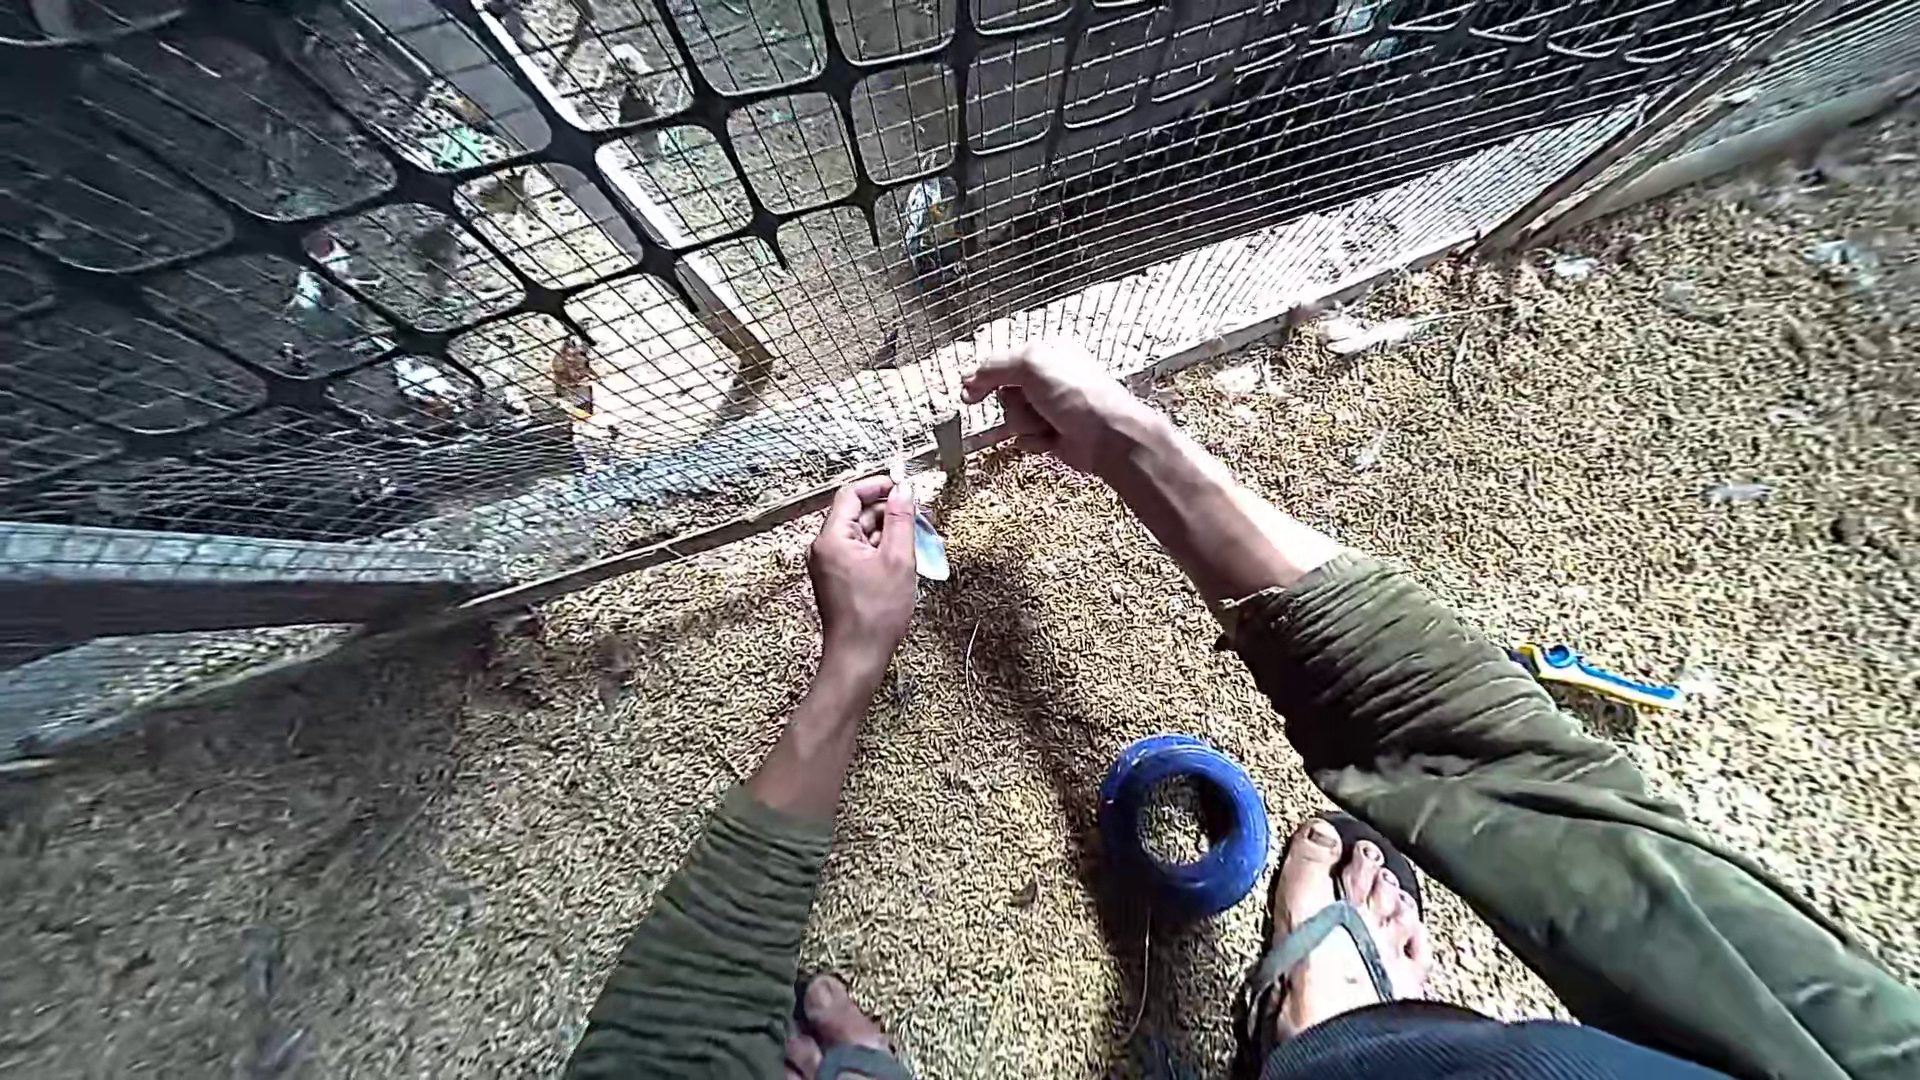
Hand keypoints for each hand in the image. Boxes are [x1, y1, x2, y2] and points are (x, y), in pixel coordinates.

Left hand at [808, 475, 916, 681]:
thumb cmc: (875, 615)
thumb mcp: (898, 560)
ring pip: (862, 534)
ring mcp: (830, 565)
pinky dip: (881, 550)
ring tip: (916, 541)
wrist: (859, 656)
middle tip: (919, 515)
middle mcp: (825, 548)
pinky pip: (860, 552)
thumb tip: (904, 491)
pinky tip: (902, 559)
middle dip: (889, 512)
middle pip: (857, 514)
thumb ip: (901, 520)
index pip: (852, 494)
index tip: (903, 487)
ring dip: (888, 532)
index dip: (879, 486)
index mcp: (832, 539)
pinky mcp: (838, 579)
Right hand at [959, 340, 1157, 475]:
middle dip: (1014, 403)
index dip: (985, 378)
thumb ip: (994, 368)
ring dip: (1025, 423)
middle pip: (1004, 393)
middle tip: (1033, 404)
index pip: (1002, 363)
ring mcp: (1049, 408)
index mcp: (1045, 353)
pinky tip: (1051, 438)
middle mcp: (1047, 379)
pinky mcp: (1050, 435)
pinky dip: (1034, 440)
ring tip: (1048, 423)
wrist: (1105, 435)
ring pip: (1013, 418)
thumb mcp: (1031, 364)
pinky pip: (1024, 439)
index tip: (970, 393)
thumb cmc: (1075, 393)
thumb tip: (968, 381)